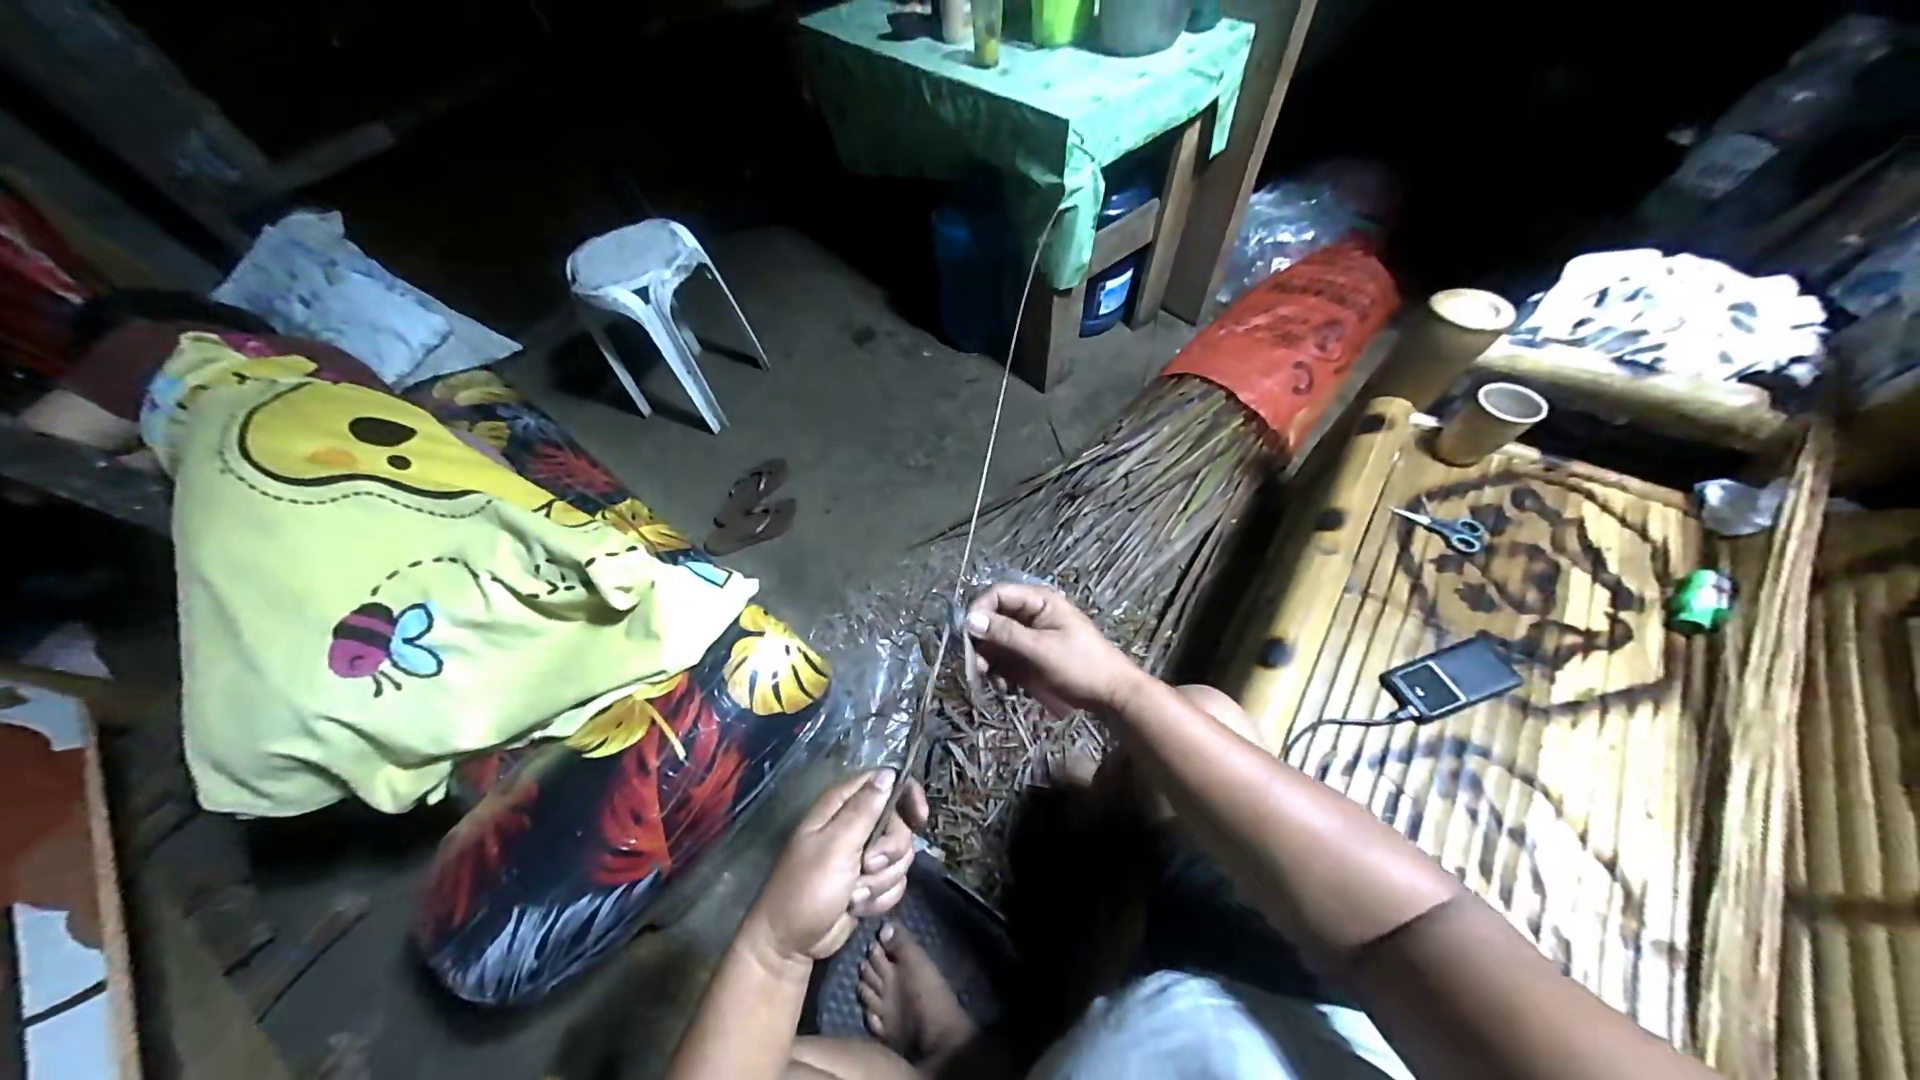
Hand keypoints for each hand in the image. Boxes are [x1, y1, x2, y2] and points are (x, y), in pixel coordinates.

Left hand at [741, 768, 928, 973]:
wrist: (790, 943)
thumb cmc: (806, 888)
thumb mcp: (836, 845)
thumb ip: (864, 810)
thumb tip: (889, 774)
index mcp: (842, 805)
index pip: (885, 781)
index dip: (907, 795)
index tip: (918, 819)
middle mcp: (855, 824)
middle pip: (899, 823)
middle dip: (890, 851)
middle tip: (867, 865)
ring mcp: (863, 854)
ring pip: (900, 856)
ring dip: (881, 880)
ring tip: (854, 893)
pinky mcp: (869, 881)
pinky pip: (895, 882)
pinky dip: (880, 897)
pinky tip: (857, 906)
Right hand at [965, 583, 1140, 715]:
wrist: (1110, 695)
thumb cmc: (1080, 666)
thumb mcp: (1040, 649)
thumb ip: (1005, 634)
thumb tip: (970, 620)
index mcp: (1039, 602)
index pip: (998, 595)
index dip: (979, 611)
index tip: (967, 635)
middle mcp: (1031, 615)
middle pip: (992, 618)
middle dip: (980, 641)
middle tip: (975, 664)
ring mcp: (1029, 637)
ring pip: (994, 641)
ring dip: (987, 659)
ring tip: (988, 677)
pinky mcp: (1028, 657)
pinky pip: (1003, 658)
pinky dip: (997, 670)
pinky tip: (1002, 685)